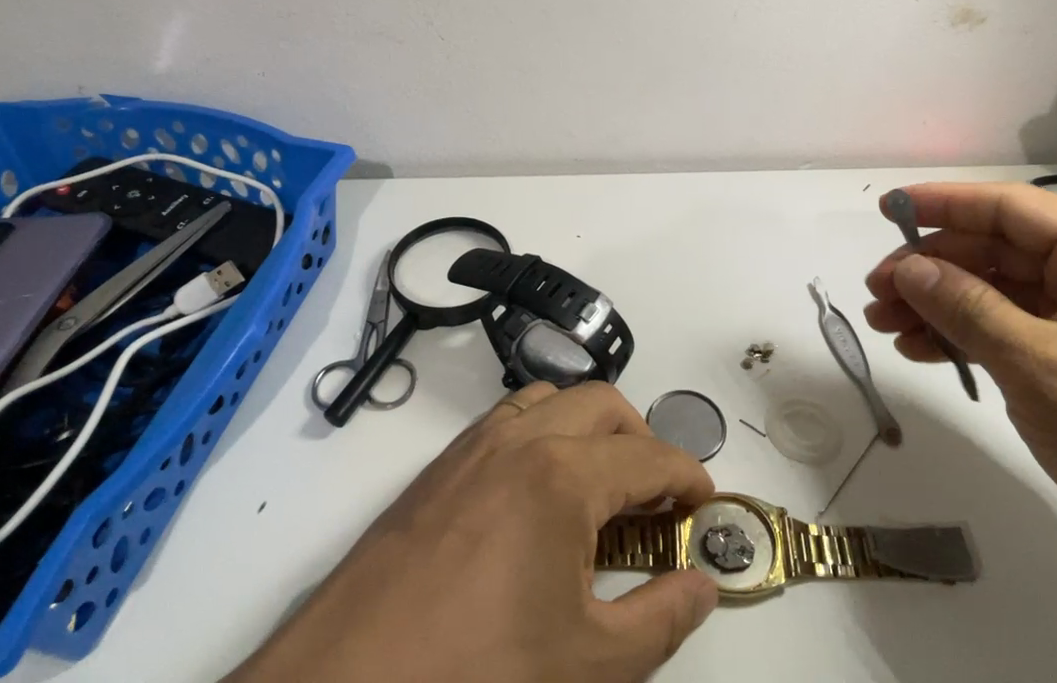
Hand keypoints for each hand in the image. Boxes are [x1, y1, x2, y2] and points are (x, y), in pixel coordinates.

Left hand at [228, 382, 717, 682]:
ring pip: (549, 401)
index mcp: (562, 475)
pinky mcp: (437, 467)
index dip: (689, 477)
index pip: (649, 457)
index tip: (704, 503)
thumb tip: (702, 587)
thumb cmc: (477, 667)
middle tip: (655, 499)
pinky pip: (505, 421)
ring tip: (598, 490)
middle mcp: (518, 440)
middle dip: (642, 440)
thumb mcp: (589, 661)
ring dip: (587, 429)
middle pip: (602, 405)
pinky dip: (540, 435)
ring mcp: (471, 447)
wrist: (352, 679)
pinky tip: (537, 499)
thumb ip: (662, 618)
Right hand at [861, 182, 1056, 583]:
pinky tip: (927, 351)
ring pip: (1007, 294)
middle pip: (1005, 253)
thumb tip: (909, 268)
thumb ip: (969, 310)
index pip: (1015, 209)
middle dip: (935, 270)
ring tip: (887, 327)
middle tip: (875, 294)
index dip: (944, 205)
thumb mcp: (1043, 369)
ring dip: (946, 308)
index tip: (886, 210)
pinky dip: (975, 340)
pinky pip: (1023, 333)